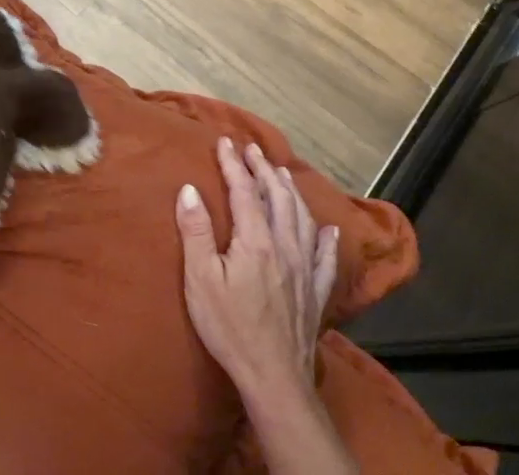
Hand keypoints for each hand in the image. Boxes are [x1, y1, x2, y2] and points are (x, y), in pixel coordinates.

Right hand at [175, 137, 337, 399]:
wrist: (273, 375)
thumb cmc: (228, 326)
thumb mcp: (200, 278)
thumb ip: (196, 231)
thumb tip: (190, 189)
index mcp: (255, 241)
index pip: (245, 192)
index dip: (234, 165)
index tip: (225, 142)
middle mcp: (285, 247)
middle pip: (277, 199)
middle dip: (263, 171)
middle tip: (253, 150)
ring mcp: (305, 270)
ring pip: (303, 220)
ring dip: (291, 193)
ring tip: (281, 174)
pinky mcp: (315, 293)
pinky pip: (326, 258)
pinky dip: (326, 238)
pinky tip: (328, 229)